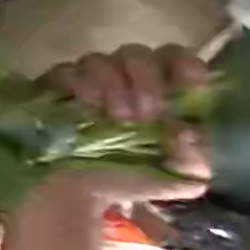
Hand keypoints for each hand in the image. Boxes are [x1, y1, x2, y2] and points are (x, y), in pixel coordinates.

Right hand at [0, 46, 211, 249]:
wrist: (69, 196)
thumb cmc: (121, 182)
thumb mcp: (174, 179)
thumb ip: (196, 159)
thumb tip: (190, 133)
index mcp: (156, 94)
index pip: (174, 58)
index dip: (183, 66)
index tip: (189, 88)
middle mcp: (121, 80)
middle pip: (137, 53)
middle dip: (146, 81)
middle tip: (145, 117)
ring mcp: (84, 81)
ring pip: (101, 59)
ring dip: (114, 86)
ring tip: (116, 121)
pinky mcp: (52, 86)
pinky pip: (66, 70)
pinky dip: (82, 86)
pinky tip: (89, 110)